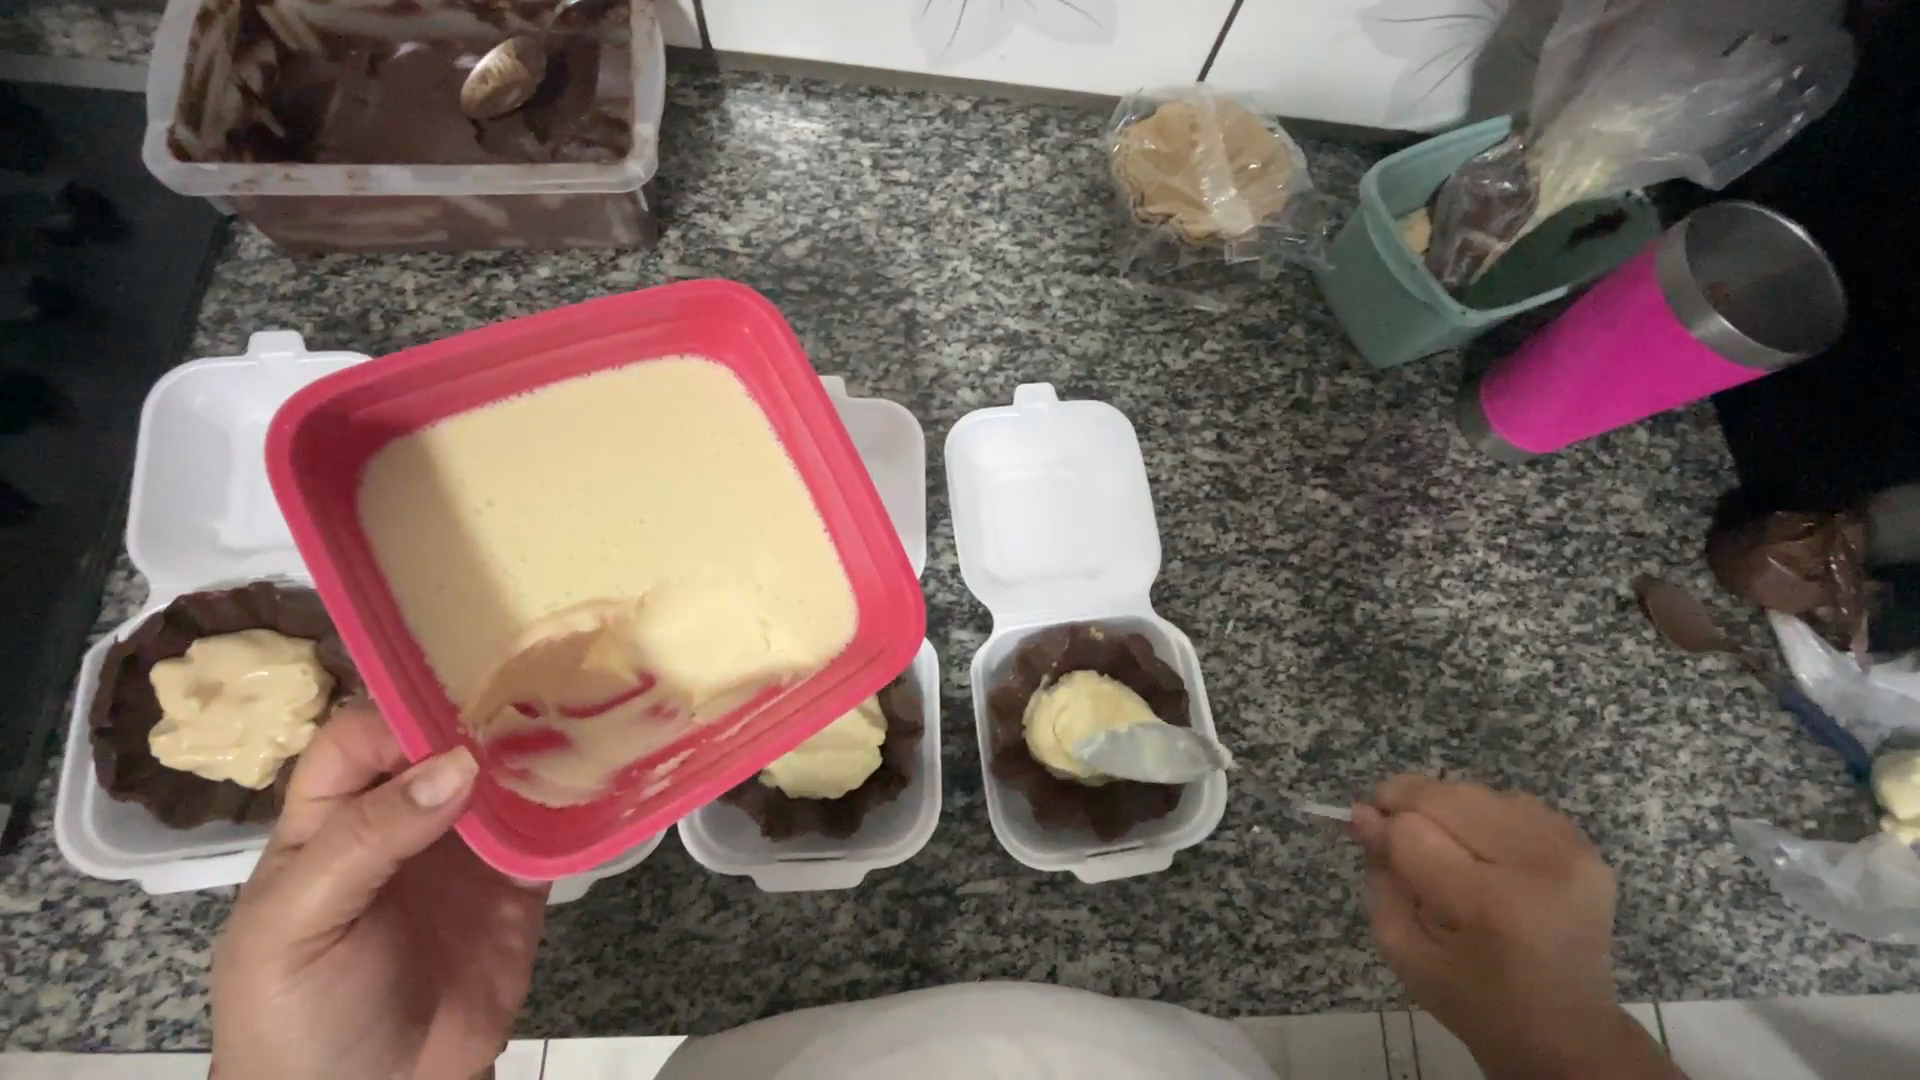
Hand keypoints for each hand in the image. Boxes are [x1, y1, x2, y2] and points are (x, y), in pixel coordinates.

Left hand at [211, 703, 547, 1079]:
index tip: (457, 699)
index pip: (361, 739)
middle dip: (482, 712)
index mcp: (332, 822)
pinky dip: (575, 795)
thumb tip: (459, 762)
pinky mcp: (524, 874)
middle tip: (537, 680)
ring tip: (580, 708)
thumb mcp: (297, 928)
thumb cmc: (302, 1014)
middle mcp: (406, 818)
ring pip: (504, 774)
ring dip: (536, 745)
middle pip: (443, 743)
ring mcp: (470, 846)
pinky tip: (603, 766)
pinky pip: (552, 823)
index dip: (400, 712)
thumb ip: (367, 841)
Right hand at [1352, 775, 1678, 1079]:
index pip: (1410, 830)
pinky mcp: (1584, 846)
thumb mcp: (1402, 948)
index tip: (1372, 844)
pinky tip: (1483, 852)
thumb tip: (1363, 815)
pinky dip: (1480, 815)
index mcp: (1492, 905)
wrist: (1567, 1033)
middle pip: (1441, 795)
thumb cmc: (1473, 998)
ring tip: (1443, 849)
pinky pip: (1506, 800)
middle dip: (1403, 805)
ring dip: (1441, 809)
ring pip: (1470, 791)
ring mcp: (1568, 852)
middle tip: (1393, 834)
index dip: (1380, 831)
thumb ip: (1378, 876)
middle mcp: (1537, 867)